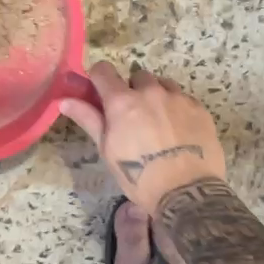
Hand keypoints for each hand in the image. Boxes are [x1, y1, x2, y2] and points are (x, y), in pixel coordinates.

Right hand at [59, 61, 226, 213]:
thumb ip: (88, 119)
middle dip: (132, 90)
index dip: (99, 78)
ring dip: (156, 95)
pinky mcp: (200, 108)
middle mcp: (150, 92)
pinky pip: (183, 97)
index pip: (103, 70)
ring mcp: (178, 98)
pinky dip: (177, 107)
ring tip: (158, 121)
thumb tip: (63, 100)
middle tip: (133, 116)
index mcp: (122, 101)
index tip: (101, 92)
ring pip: (162, 84)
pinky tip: (178, 130)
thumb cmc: (139, 176)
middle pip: (137, 76)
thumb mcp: (107, 149)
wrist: (187, 193)